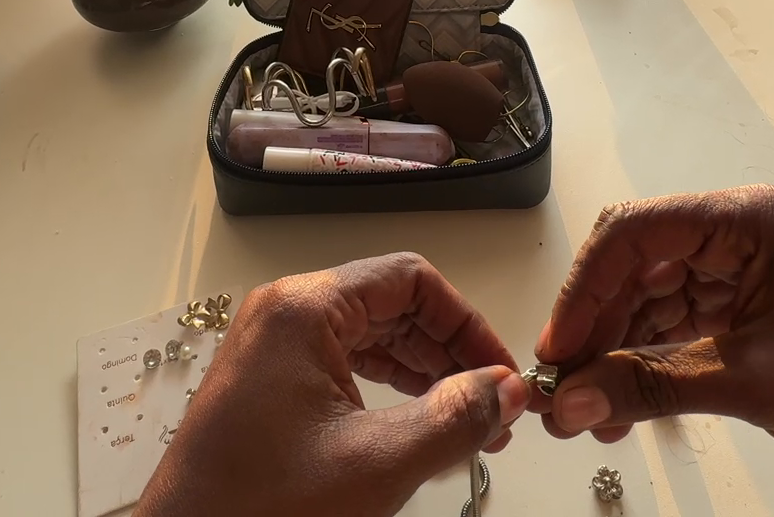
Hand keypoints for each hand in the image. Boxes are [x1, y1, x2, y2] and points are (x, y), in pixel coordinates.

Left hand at [138, 253, 528, 516]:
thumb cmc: (267, 507)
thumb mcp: (374, 464)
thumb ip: (452, 419)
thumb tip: (506, 389)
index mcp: (306, 305)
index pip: (408, 279)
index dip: (464, 321)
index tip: (499, 371)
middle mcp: (287, 307)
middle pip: (390, 301)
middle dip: (447, 349)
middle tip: (491, 403)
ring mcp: (274, 339)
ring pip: (369, 330)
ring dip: (422, 368)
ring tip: (466, 415)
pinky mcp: (268, 373)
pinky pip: (342, 356)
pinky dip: (386, 381)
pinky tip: (418, 413)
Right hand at [533, 185, 773, 482]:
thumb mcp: (756, 385)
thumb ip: (654, 387)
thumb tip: (570, 402)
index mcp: (744, 219)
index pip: (636, 232)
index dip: (585, 286)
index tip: (557, 345)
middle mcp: (732, 234)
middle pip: (634, 266)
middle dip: (596, 326)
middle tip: (562, 384)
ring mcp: (735, 270)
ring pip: (647, 300)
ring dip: (615, 352)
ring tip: (585, 408)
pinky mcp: (740, 308)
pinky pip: (674, 327)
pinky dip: (646, 364)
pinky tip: (621, 404)